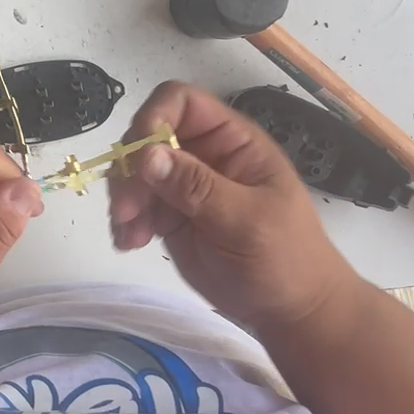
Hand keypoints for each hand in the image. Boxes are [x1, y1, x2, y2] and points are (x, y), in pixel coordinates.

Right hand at [106, 82, 355, 329]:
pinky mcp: (167, 213)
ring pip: (133, 170)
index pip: (181, 102)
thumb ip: (197, 187)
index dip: (153, 118)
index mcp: (232, 141)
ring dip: (123, 199)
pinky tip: (131, 243)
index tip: (138, 158)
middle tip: (127, 211)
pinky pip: (132, 203)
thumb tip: (146, 155)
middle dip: (130, 170)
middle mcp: (203, 154)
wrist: (290, 311)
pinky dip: (124, 221)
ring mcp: (182, 184)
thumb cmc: (286, 259)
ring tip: (131, 236)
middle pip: (145, 136)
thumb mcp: (246, 221)